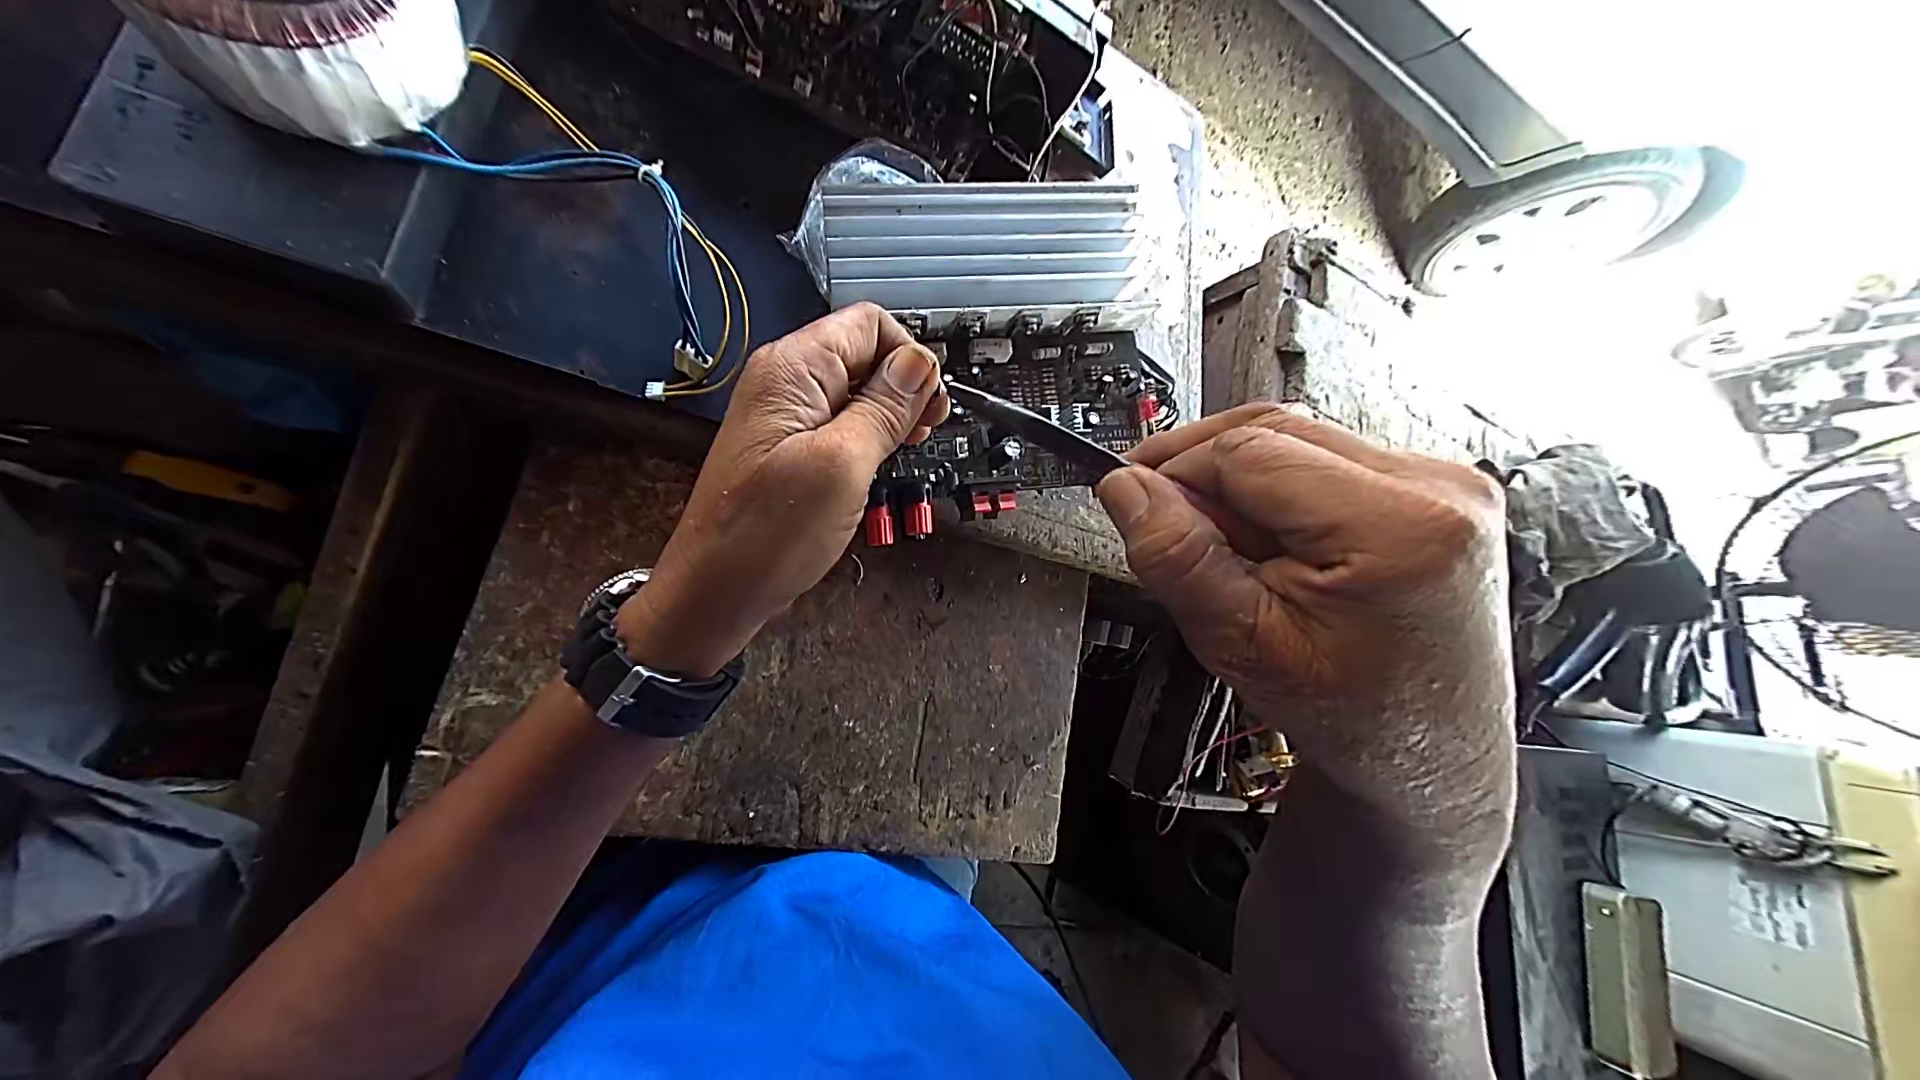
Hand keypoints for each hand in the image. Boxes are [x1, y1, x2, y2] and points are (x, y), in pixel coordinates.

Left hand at [616, 303, 948, 675]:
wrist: (718, 591)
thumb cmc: (763, 536)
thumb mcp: (841, 466)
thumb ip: (882, 409)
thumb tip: (919, 365)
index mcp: (792, 371)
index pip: (870, 325)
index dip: (910, 358)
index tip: (928, 403)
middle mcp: (787, 384)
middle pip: (866, 355)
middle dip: (906, 386)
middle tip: (924, 428)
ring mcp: (788, 418)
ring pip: (859, 392)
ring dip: (893, 413)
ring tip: (909, 445)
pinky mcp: (794, 449)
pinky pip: (844, 424)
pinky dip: (873, 435)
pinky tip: (884, 459)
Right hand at [1096, 404, 1515, 900]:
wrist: (1426, 749)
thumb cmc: (1352, 714)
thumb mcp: (1241, 643)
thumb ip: (1178, 558)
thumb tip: (1126, 490)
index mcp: (1398, 528)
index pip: (1247, 450)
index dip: (1177, 470)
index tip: (1139, 502)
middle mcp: (1436, 489)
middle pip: (1271, 431)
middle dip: (1202, 470)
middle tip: (1165, 519)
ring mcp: (1441, 484)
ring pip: (1292, 437)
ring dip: (1234, 479)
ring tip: (1220, 541)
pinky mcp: (1428, 490)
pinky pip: (1321, 458)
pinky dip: (1271, 489)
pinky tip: (1262, 537)